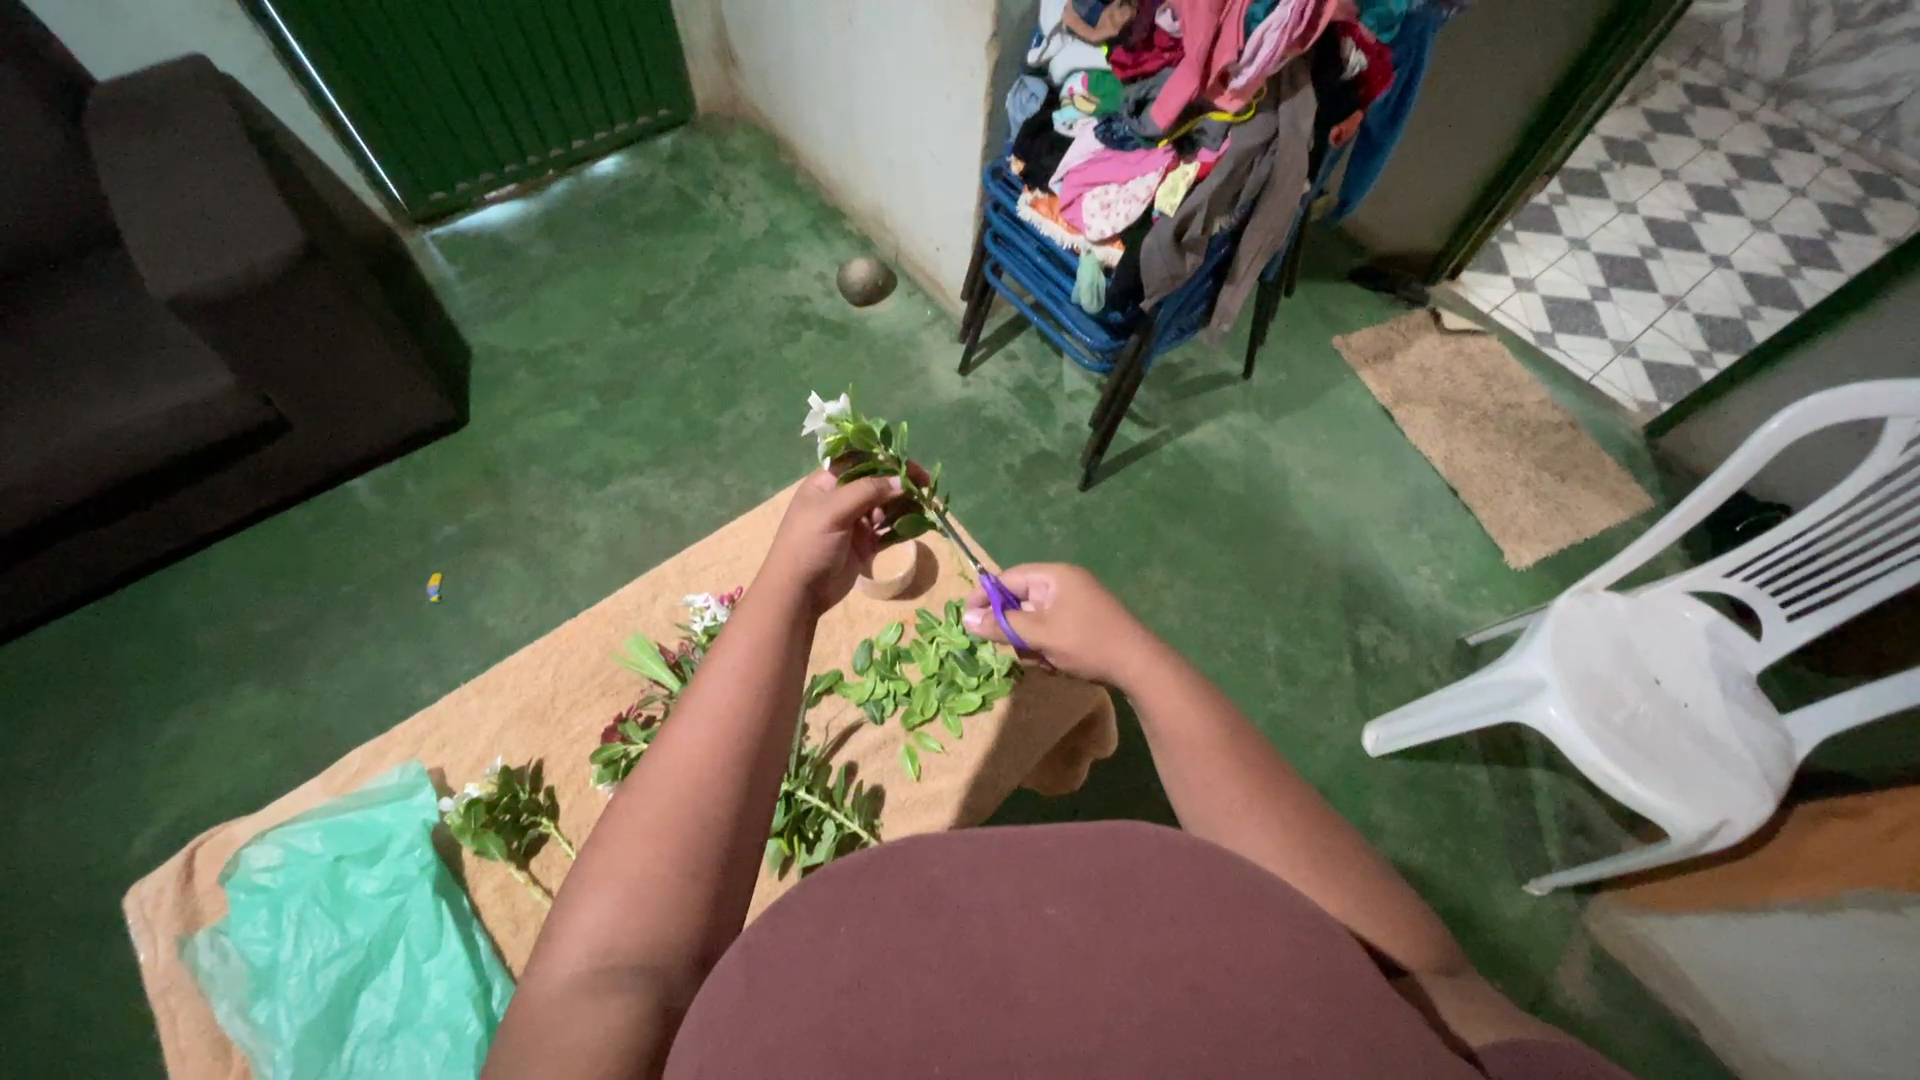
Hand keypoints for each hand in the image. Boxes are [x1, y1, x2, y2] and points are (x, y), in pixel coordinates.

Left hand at [761, 467, 913, 615]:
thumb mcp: (833, 510)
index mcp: (828, 482)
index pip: (860, 460)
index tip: (910, 467)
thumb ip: (867, 491)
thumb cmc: (809, 543)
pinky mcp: (865, 544)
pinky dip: (904, 527)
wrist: (800, 591)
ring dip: (905, 505)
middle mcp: (842, 498)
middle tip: (926, 489)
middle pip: (878, 483)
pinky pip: (889, 530)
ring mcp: (855, 522)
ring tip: (926, 508)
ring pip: (886, 506)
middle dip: (901, 484)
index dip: (886, 460)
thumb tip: (901, 481)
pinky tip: (920, 525)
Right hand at [962, 564, 1157, 684]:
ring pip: (1034, 621)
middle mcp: (1064, 585)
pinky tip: (1056, 665)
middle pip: (1020, 601)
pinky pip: (1051, 632)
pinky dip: (1047, 648)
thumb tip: (965, 619)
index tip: (967, 618)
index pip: (1008, 578)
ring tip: (1042, 660)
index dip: (985, 597)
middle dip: (1014, 628)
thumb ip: (1002, 625)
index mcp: (1055, 576)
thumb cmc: (1086, 643)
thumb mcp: (1039, 635)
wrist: (1138, 665)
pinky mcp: (1083, 625)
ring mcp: (1075, 605)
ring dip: (1031, 643)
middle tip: (1012, 648)